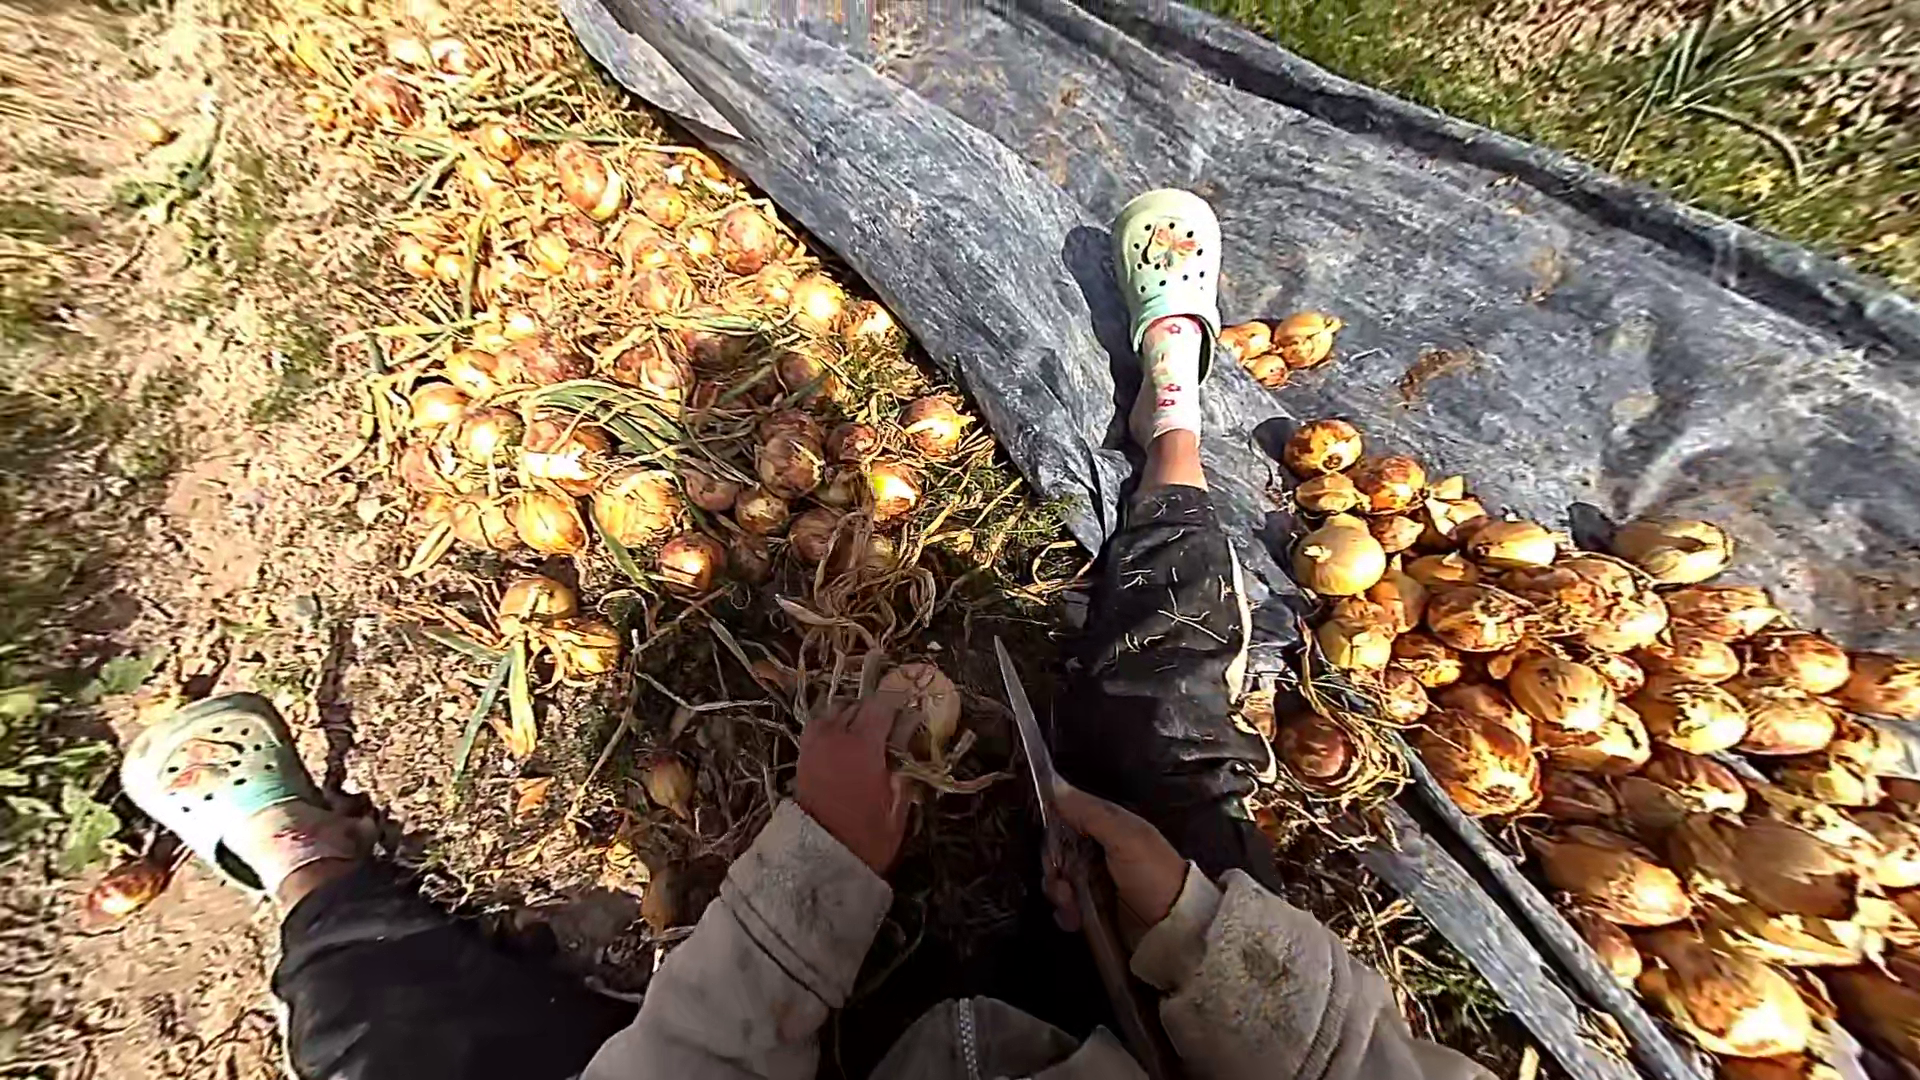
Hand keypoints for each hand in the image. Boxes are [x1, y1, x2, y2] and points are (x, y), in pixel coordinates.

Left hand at [795, 692, 912, 875]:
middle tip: (893, 730)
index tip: (912, 715)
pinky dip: (834, 725)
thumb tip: (913, 738)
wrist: (817, 863)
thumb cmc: (865, 838)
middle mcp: (836, 736)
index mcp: (862, 745)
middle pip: (860, 704)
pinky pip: (820, 724)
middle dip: (879, 711)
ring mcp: (815, 744)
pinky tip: (846, 742)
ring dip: (854, 715)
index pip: (883, 704)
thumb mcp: (898, 806)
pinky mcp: (803, 755)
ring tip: (868, 733)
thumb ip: (906, 765)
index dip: (900, 705)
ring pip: (837, 709)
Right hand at [1042, 782, 1187, 941]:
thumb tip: (1054, 787)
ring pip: (1057, 877)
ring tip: (1072, 907)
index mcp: (1106, 824)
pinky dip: (1064, 913)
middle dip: (1053, 866)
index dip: (1052, 826)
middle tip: (1064, 884)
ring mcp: (1094, 881)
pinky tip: (1074, 920)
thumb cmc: (1154, 875)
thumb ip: (1090, 812)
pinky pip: (1064, 906)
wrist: (1180, 931)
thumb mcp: (1125, 836)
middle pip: (1056, 848)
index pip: (1065, 814)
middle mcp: (1096, 848)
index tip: (1050, 842)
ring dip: (1058, 892)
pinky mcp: (1093, 911)